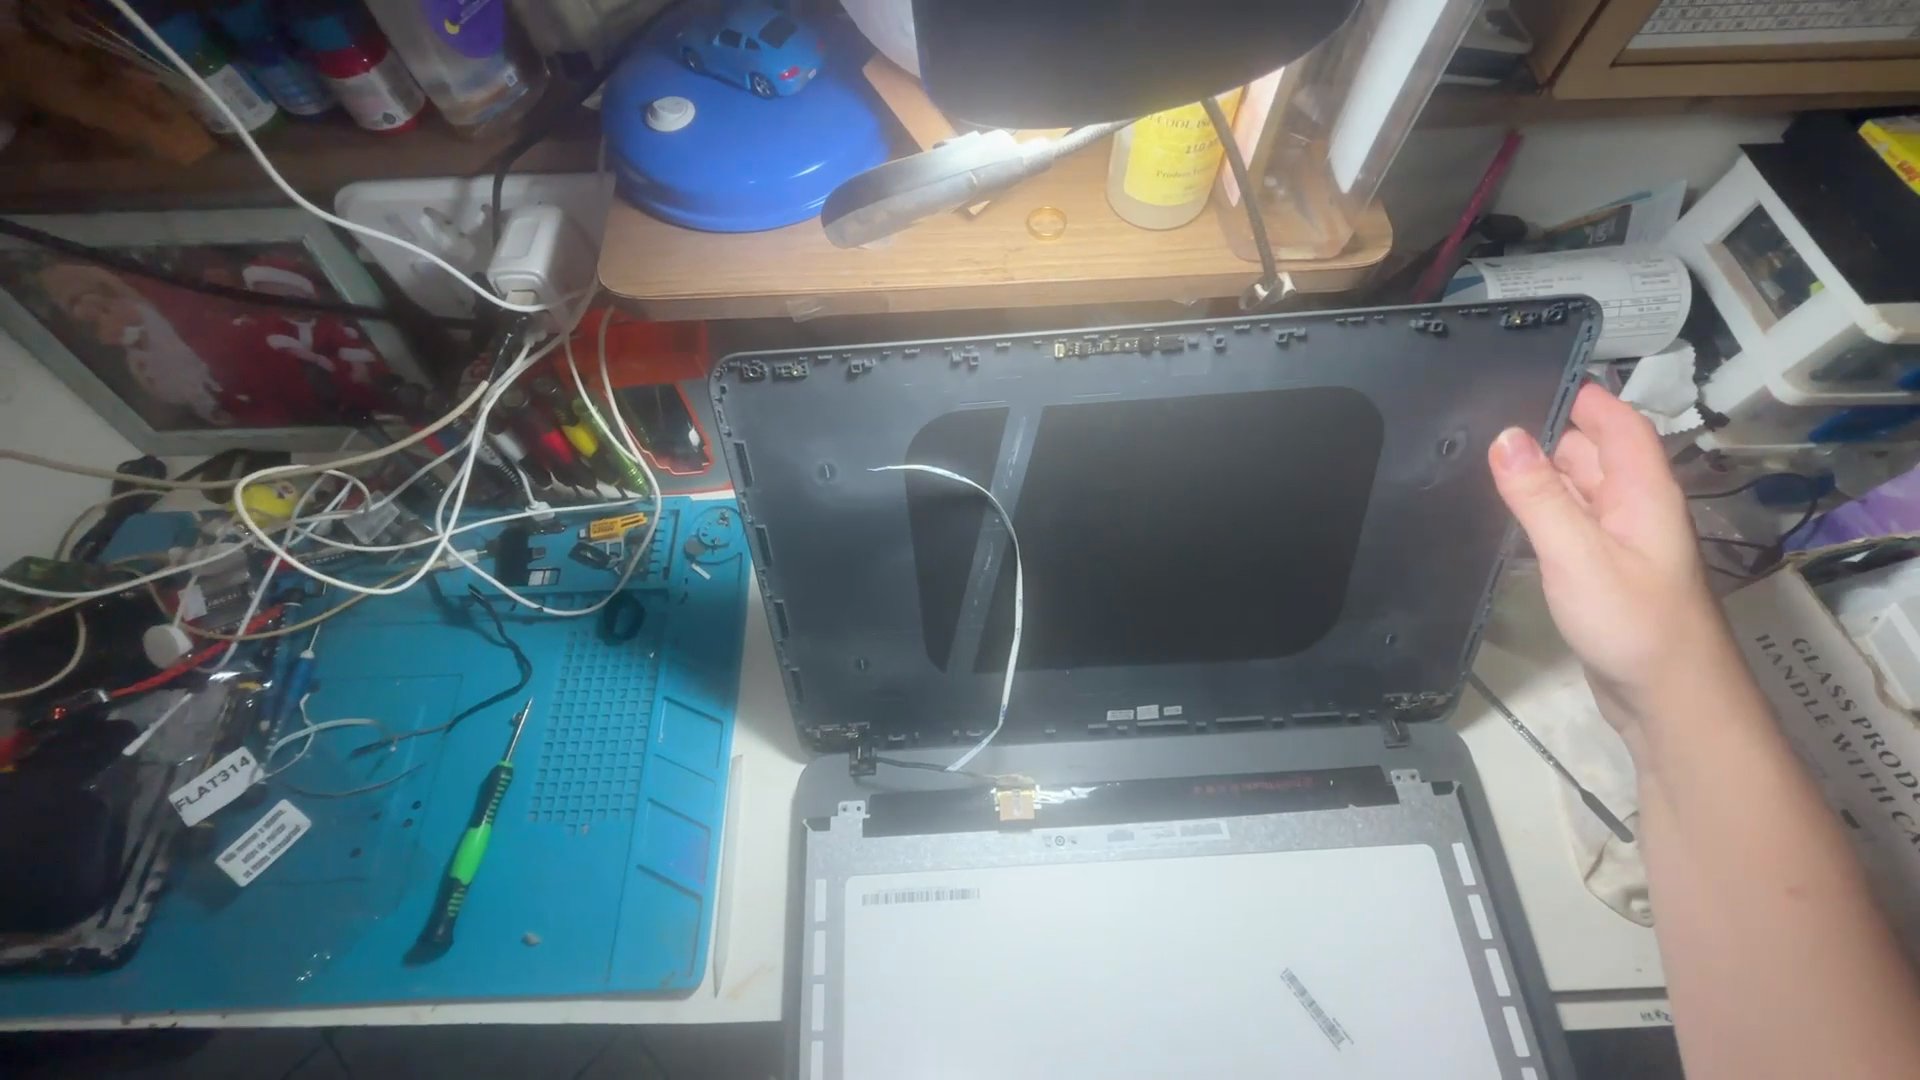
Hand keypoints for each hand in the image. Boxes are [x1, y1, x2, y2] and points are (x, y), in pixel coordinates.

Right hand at [1487, 384, 1730, 737]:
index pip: (1618, 426)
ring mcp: (1612, 541)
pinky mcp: (1593, 569)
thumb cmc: (1631, 620)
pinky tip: (1494, 514)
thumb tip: (1503, 437)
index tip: (1529, 375)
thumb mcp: (1577, 553)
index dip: (1584, 397)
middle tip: (1477, 419)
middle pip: (1589, 455)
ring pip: (1571, 490)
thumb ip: (1538, 496)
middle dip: (1543, 433)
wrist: (1666, 696)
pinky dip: (1529, 511)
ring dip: (1532, 474)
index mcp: (1641, 494)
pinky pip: (1560, 524)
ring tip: (1473, 459)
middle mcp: (1630, 509)